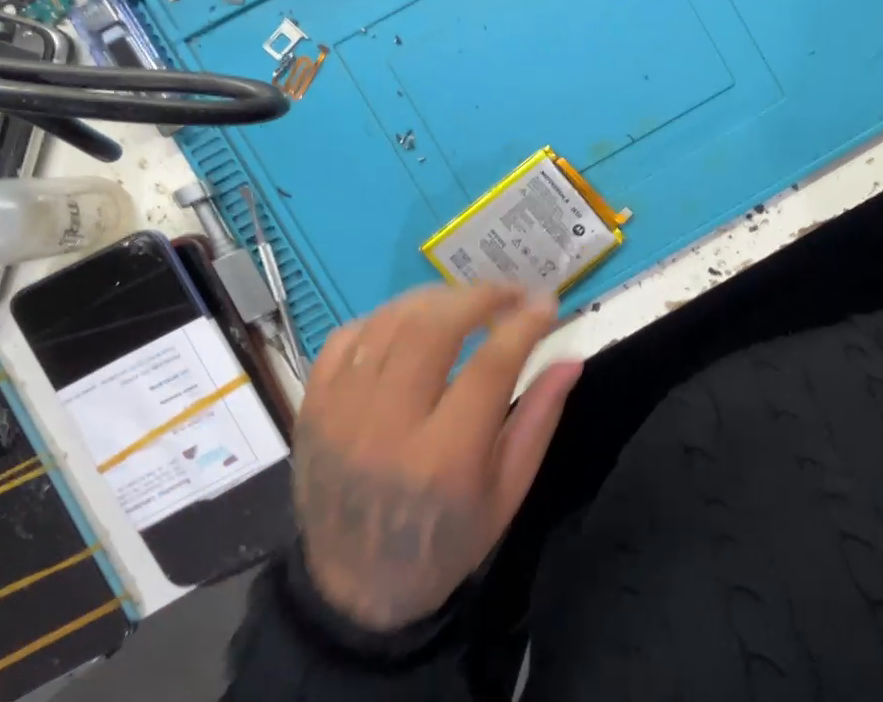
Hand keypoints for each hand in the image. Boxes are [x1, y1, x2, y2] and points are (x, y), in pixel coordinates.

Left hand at [292, 284, 580, 631]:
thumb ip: (540, 420)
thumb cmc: (446, 541)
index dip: (525, 324)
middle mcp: (387, 428)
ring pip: (389, 324)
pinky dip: (384, 318)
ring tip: (467, 302)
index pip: (492, 365)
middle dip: (481, 296)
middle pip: (433, 329)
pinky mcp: (312, 409)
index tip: (547, 305)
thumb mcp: (509, 493)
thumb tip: (570, 358)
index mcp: (445, 458)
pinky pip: (345, 338)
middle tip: (511, 293)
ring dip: (436, 299)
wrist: (356, 588)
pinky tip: (412, 325)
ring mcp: (340, 414)